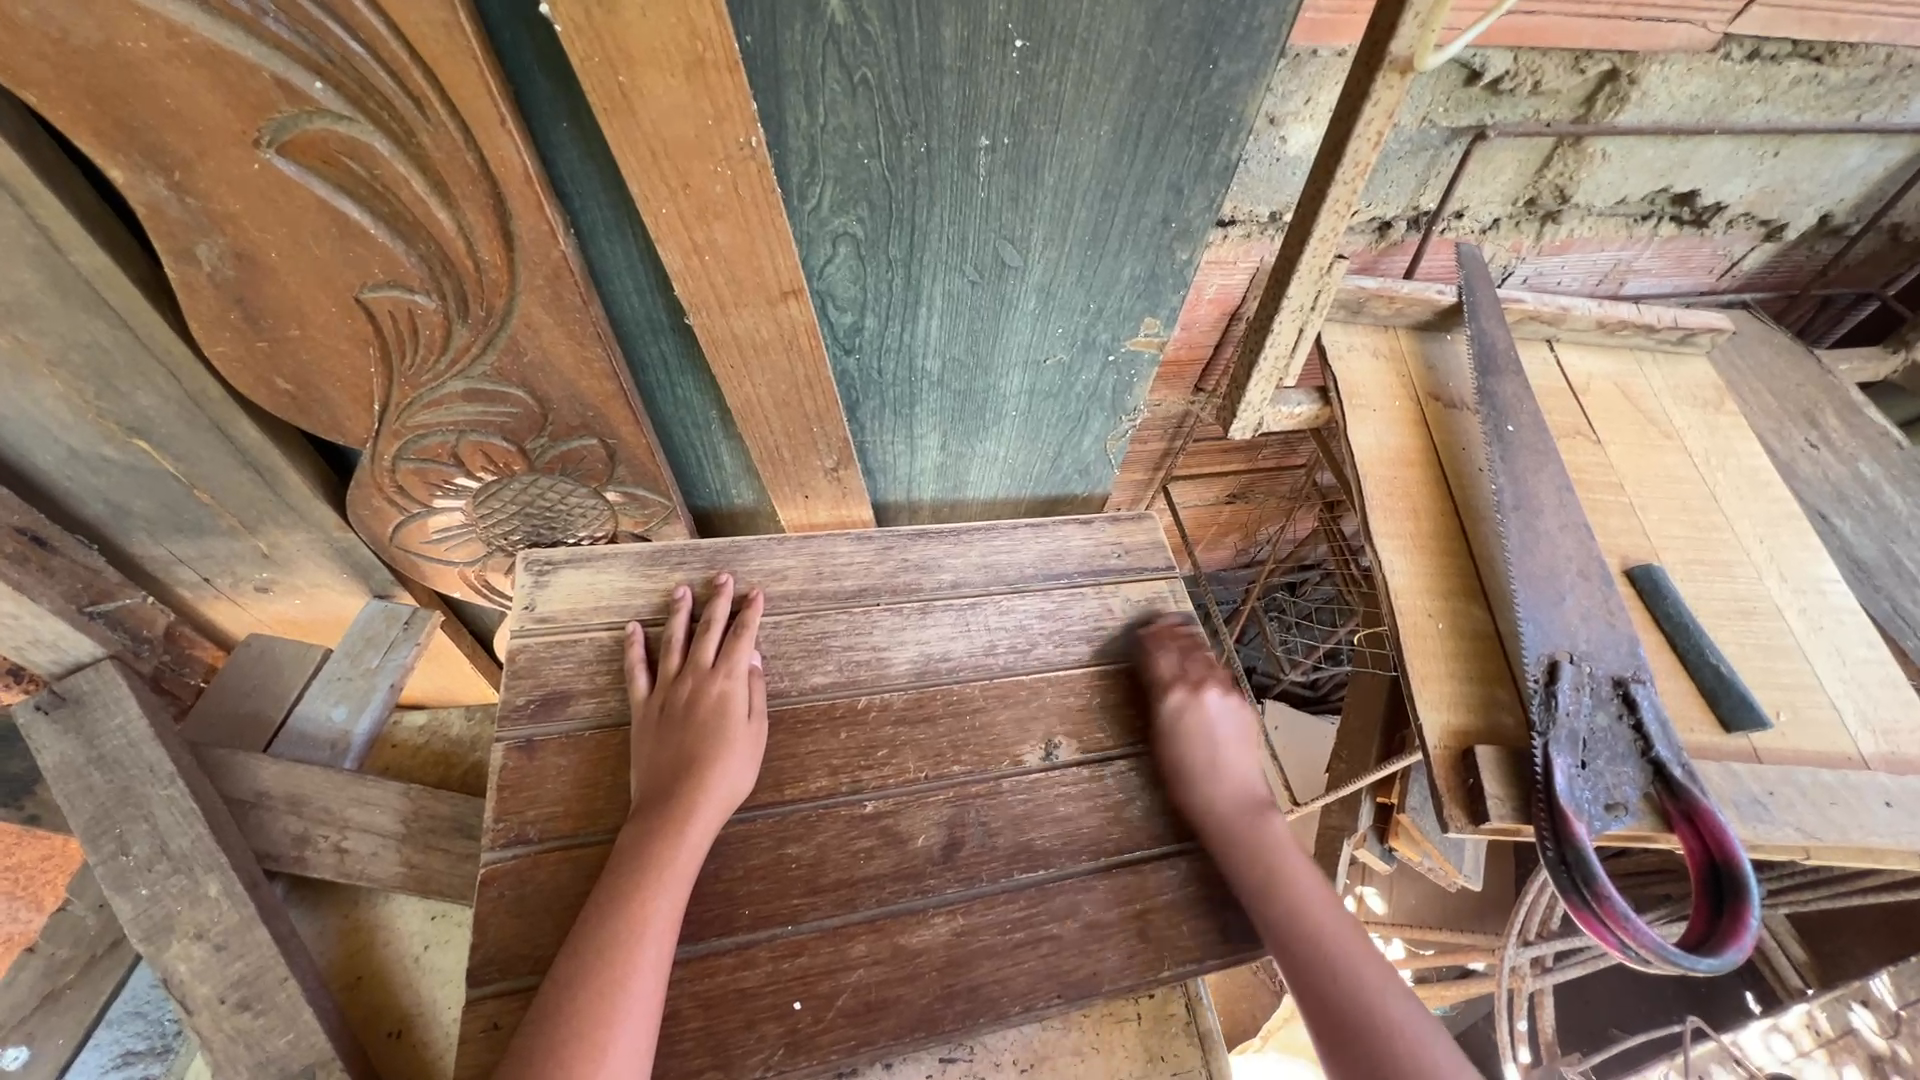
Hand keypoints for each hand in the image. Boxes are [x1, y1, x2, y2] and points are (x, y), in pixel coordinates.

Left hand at [624, 572, 767, 836]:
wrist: (678, 805)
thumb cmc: (728, 773)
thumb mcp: (756, 732)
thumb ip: (754, 690)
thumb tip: (752, 656)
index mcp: (728, 682)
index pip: (741, 636)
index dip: (750, 613)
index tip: (756, 593)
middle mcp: (696, 676)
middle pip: (708, 629)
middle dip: (718, 600)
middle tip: (722, 577)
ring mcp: (666, 689)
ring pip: (673, 641)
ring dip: (679, 613)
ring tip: (681, 590)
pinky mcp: (642, 706)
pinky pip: (636, 670)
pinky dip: (634, 647)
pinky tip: (634, 628)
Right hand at [1133, 614, 1277, 840]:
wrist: (1231, 800)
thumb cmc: (1183, 779)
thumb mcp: (1157, 736)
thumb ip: (1156, 700)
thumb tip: (1154, 678)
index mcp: (1170, 694)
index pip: (1157, 651)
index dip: (1149, 637)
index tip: (1143, 629)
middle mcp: (1198, 684)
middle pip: (1182, 645)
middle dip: (1170, 631)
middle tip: (1162, 621)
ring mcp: (1224, 690)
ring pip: (1205, 654)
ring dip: (1191, 641)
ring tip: (1183, 632)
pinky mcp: (1242, 700)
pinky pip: (1222, 672)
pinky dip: (1208, 662)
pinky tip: (1205, 664)